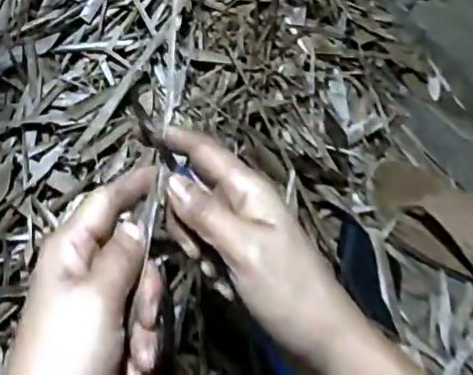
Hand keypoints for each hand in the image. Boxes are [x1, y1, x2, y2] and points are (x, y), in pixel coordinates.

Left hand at [7, 165, 159, 374]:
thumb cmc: (66, 351)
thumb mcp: (96, 297)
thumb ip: (122, 255)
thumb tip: (136, 220)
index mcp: (70, 247)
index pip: (105, 201)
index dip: (133, 184)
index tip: (163, 170)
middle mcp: (84, 269)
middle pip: (134, 251)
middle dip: (146, 286)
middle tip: (141, 316)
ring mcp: (97, 306)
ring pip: (142, 292)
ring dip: (146, 324)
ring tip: (135, 355)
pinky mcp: (109, 338)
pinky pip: (141, 327)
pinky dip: (143, 348)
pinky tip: (133, 368)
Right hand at [160, 127, 417, 374]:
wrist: (324, 342)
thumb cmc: (290, 291)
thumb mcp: (244, 250)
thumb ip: (205, 213)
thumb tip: (170, 178)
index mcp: (247, 187)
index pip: (204, 149)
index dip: (177, 137)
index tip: (148, 130)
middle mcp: (241, 198)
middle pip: (191, 185)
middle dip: (182, 214)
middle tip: (196, 250)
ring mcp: (239, 224)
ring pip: (194, 216)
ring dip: (194, 242)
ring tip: (214, 270)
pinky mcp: (237, 249)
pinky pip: (205, 242)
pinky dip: (206, 259)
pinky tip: (222, 281)